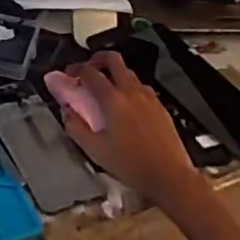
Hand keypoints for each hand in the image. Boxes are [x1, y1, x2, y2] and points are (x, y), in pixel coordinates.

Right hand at [45, 52, 201, 206]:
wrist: (174, 181)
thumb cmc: (132, 166)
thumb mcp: (95, 150)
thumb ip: (75, 127)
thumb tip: (66, 110)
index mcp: (113, 99)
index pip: (89, 71)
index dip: (75, 68)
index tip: (69, 74)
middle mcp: (131, 92)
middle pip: (113, 59)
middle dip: (97, 59)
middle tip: (90, 71)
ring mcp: (149, 99)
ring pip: (129, 73)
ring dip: (115, 75)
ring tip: (109, 90)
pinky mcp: (162, 109)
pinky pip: (143, 88)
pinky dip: (131, 89)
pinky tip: (129, 106)